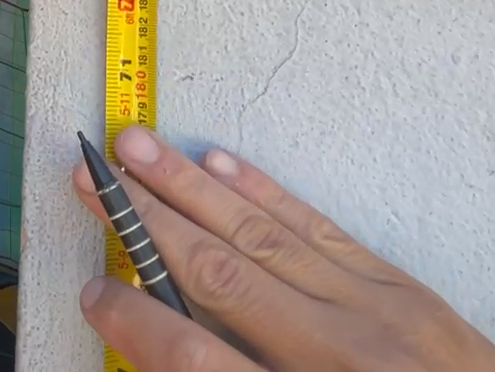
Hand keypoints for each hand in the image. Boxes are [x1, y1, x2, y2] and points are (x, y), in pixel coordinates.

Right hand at [74, 127, 494, 371]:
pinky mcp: (404, 289)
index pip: (195, 359)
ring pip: (260, 233)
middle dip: (144, 219)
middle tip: (90, 176)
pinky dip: (263, 191)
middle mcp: (340, 356)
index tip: (92, 291)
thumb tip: (164, 349)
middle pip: (219, 272)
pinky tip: (221, 163)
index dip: (133, 321)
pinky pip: (319, 228)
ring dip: (188, 184)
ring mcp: (378, 315)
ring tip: (136, 144)